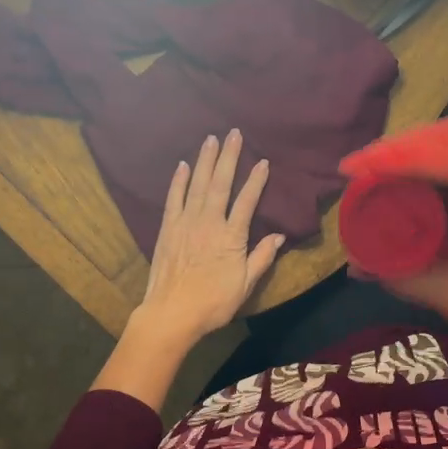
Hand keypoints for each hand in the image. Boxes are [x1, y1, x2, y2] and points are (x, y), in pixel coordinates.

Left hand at [132, 130, 285, 347]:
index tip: (263, 161)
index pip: (247, 201)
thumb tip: (280, 236)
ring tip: (211, 139)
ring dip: (204, 160)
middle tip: (234, 133)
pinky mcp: (168, 228)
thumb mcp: (245, 284)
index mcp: (231, 237)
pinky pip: (174, 198)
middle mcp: (209, 223)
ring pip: (197, 185)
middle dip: (228, 157)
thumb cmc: (213, 303)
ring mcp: (186, 223)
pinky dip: (178, 180)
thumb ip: (262, 257)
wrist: (171, 314)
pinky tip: (183, 165)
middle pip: (220, 183)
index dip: (256, 180)